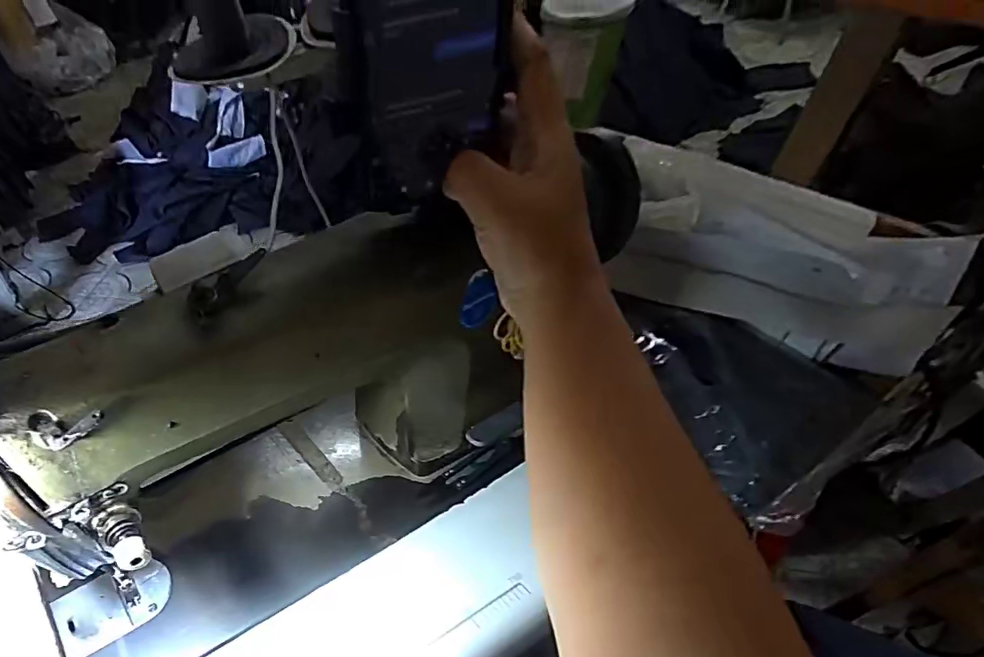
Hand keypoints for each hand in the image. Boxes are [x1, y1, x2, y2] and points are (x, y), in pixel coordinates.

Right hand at [445, 14, 603, 323]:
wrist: (553, 301)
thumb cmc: (536, 247)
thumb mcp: (495, 200)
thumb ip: (463, 168)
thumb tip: (440, 156)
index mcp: (547, 137)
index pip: (534, 70)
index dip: (515, 37)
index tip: (486, 16)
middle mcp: (539, 151)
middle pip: (512, 98)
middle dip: (481, 76)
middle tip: (440, 62)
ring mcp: (525, 181)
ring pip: (496, 136)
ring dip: (469, 122)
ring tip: (430, 103)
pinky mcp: (511, 208)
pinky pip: (485, 171)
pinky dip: (464, 161)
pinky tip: (438, 158)